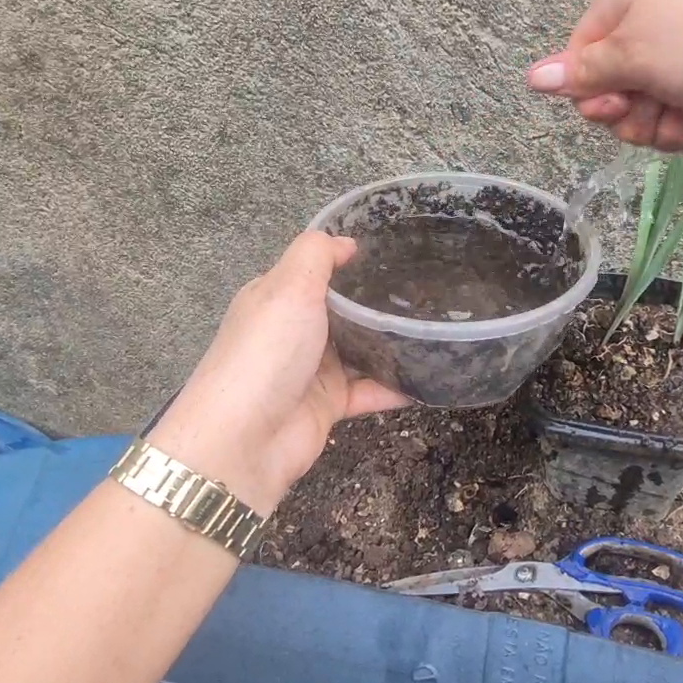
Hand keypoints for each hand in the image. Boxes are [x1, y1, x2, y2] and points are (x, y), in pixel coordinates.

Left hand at [147, 231, 406, 513]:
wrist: (245, 440)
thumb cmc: (267, 353)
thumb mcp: (288, 286)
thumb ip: (317, 254)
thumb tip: (347, 242)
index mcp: (277, 298)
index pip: (317, 271)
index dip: (352, 262)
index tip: (399, 253)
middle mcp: (294, 331)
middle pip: (344, 310)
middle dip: (379, 303)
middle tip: (430, 290)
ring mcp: (312, 370)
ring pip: (361, 350)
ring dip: (392, 344)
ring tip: (437, 328)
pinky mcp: (329, 405)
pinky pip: (370, 391)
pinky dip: (396, 386)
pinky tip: (430, 377)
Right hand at [525, 0, 682, 156]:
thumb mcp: (635, 54)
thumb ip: (582, 72)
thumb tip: (531, 77)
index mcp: (626, 4)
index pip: (581, 61)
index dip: (592, 95)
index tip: (613, 108)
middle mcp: (655, 27)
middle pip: (617, 95)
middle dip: (637, 118)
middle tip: (660, 114)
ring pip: (655, 116)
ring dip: (673, 129)